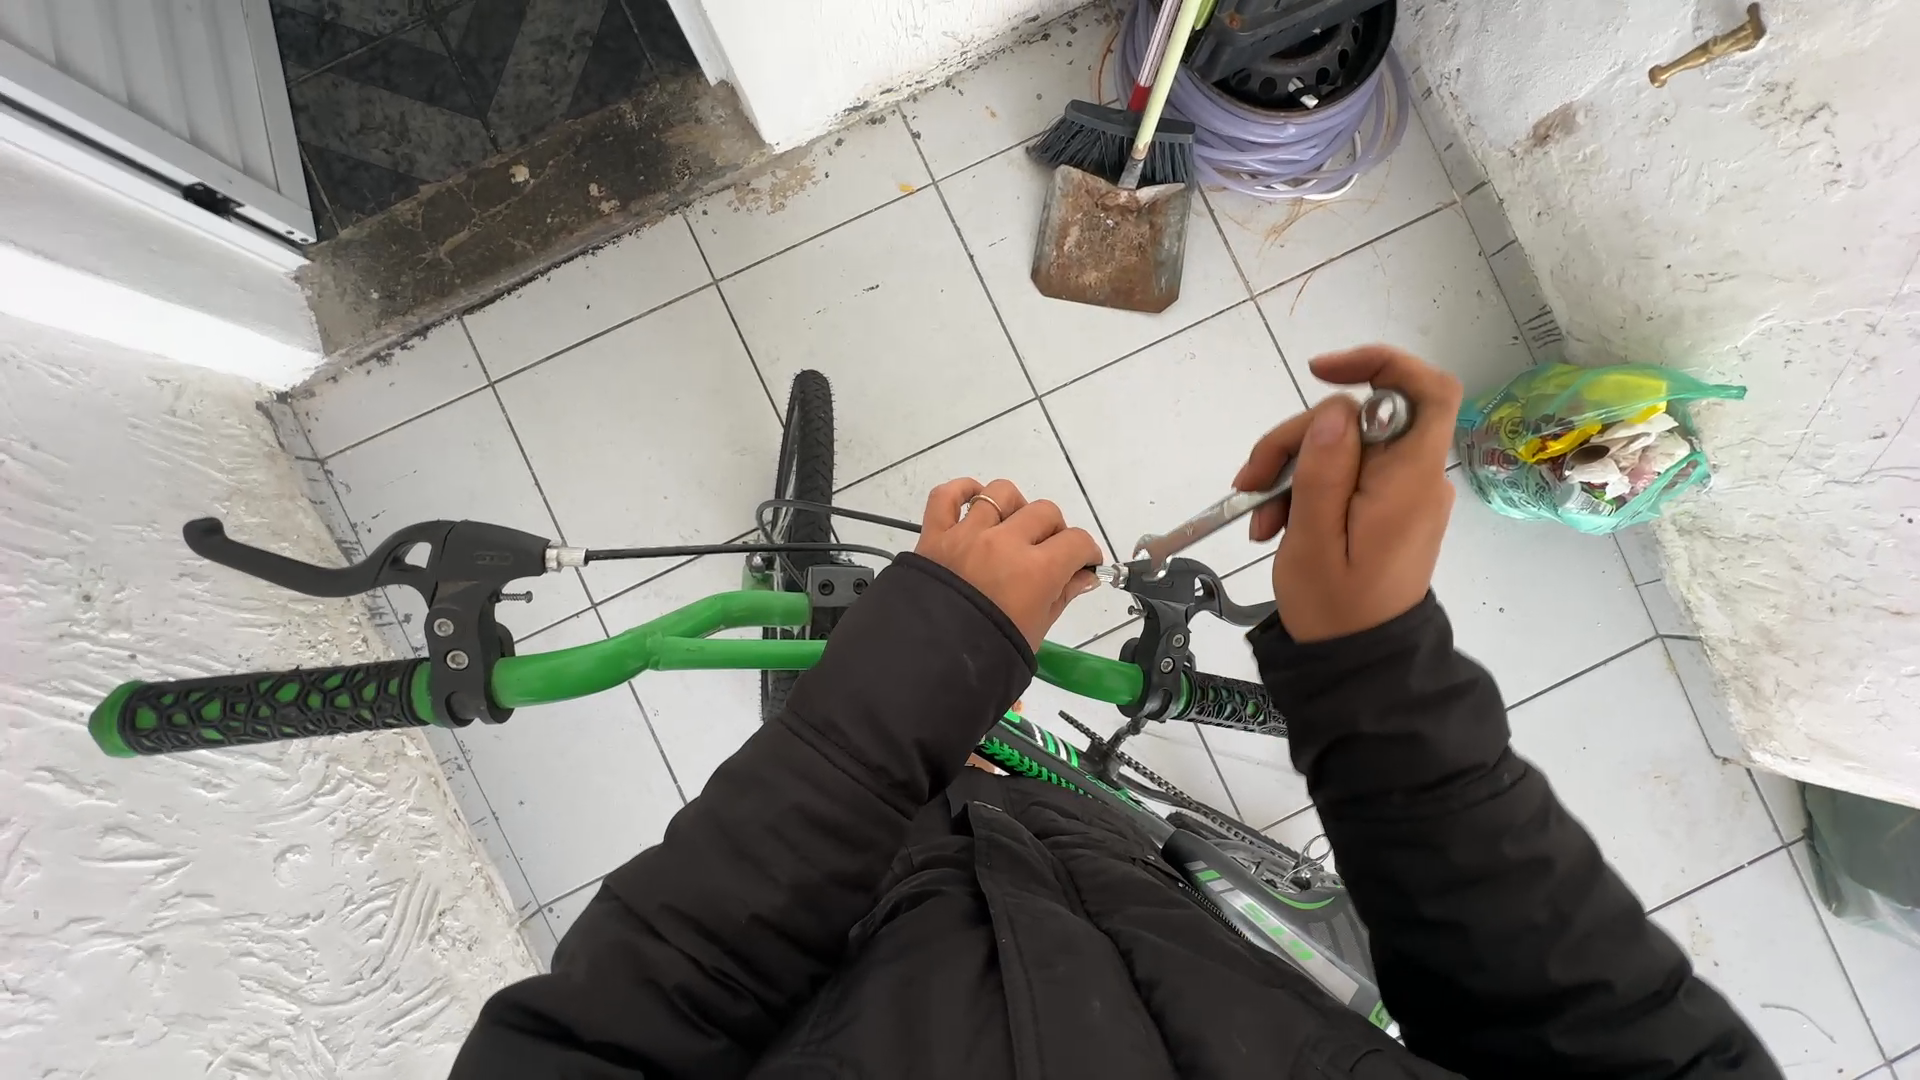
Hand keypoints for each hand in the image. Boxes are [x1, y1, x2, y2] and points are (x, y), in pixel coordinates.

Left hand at [914, 478, 1103, 649]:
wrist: (930, 661)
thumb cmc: (991, 652)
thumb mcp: (1037, 629)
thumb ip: (1063, 595)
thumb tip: (1084, 576)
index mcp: (1035, 570)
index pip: (1076, 542)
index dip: (1087, 552)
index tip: (1084, 563)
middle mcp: (1003, 543)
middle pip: (1044, 512)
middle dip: (1055, 530)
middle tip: (1048, 551)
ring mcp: (966, 535)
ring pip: (1000, 494)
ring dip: (1014, 507)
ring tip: (1012, 527)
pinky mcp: (934, 535)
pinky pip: (945, 495)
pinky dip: (960, 491)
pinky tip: (973, 502)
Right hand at [1233, 346, 1462, 641]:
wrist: (1360, 661)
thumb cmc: (1334, 607)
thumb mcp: (1313, 540)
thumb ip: (1325, 471)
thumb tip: (1335, 410)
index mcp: (1407, 481)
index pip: (1424, 391)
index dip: (1378, 364)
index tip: (1318, 372)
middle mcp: (1413, 477)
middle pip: (1357, 421)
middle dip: (1296, 441)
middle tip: (1250, 482)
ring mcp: (1400, 493)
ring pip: (1342, 447)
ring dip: (1290, 472)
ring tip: (1258, 520)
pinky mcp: (1384, 508)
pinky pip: (1344, 476)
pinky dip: (1304, 490)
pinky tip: (1275, 524)